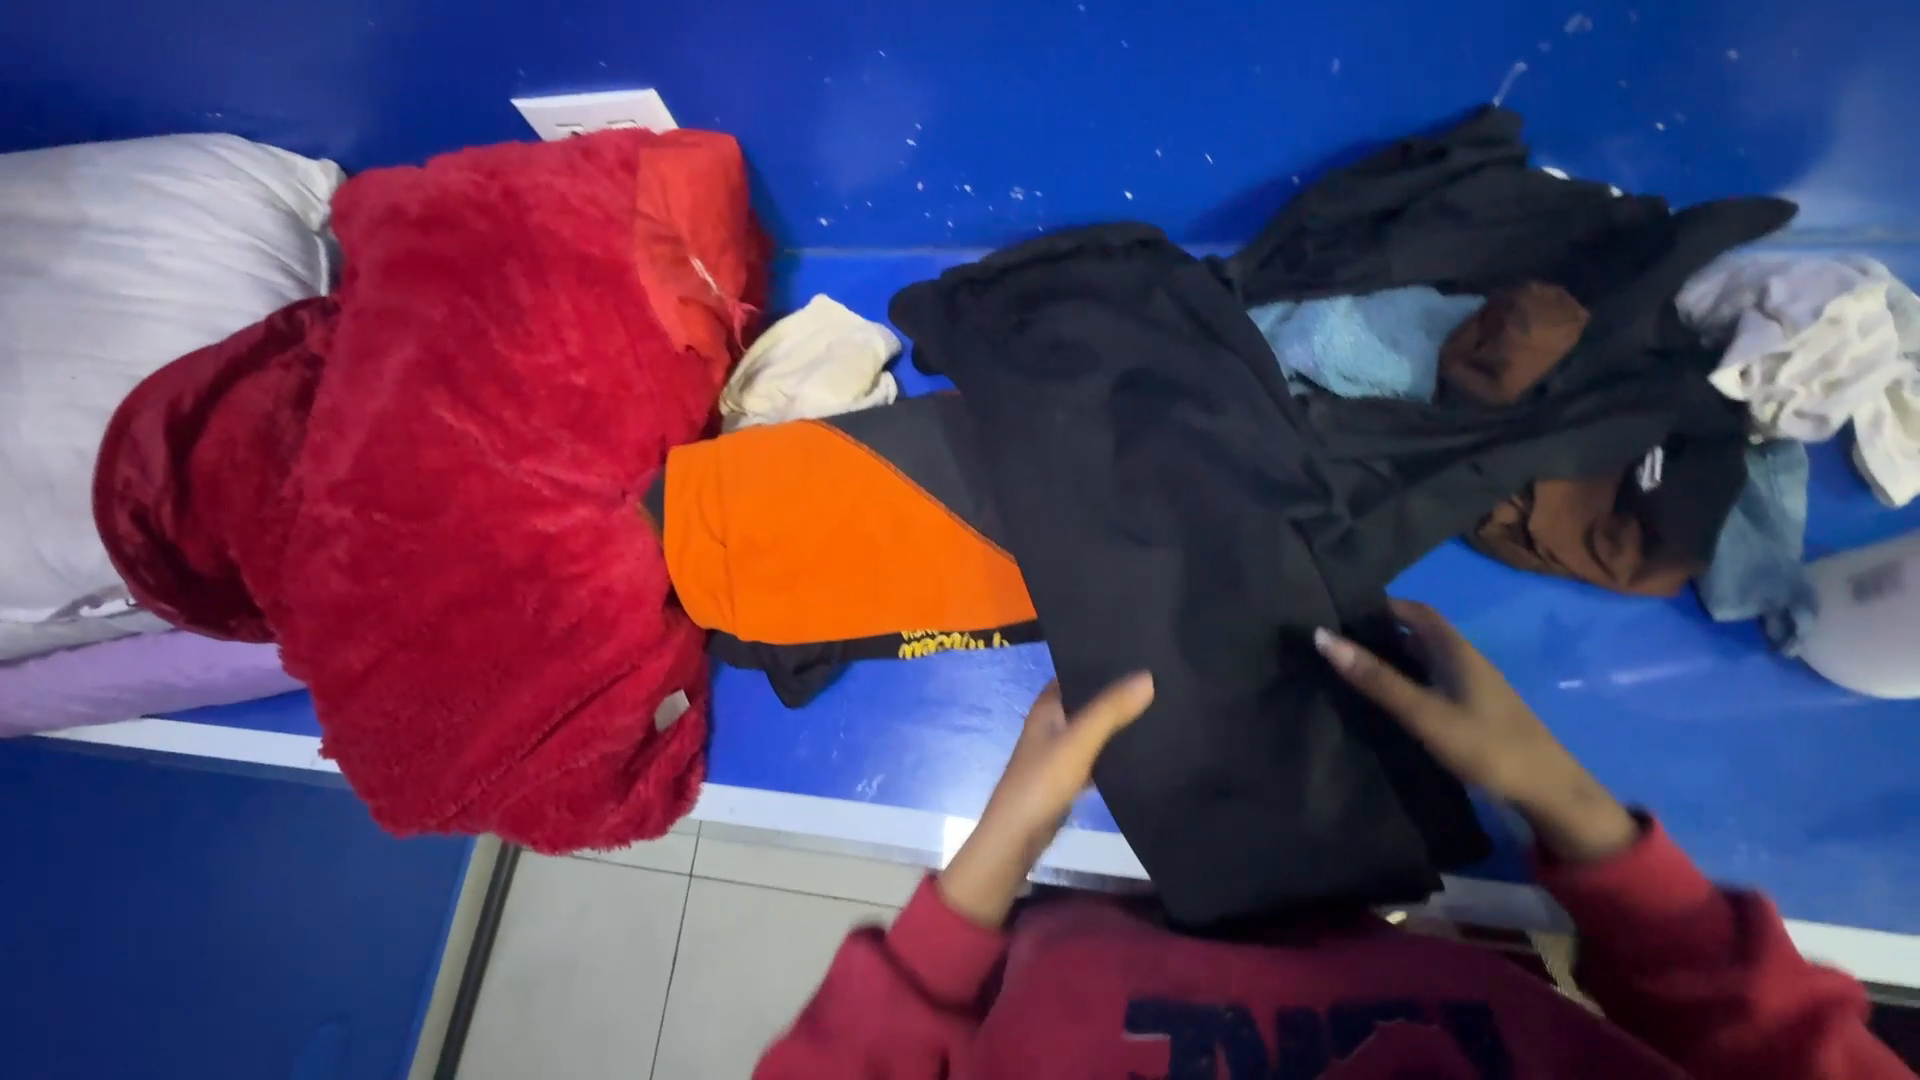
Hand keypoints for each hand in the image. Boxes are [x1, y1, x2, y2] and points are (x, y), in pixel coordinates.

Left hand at [939, 673, 1153, 927]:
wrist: (1017, 837)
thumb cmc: (1041, 781)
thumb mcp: (1078, 741)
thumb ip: (1110, 710)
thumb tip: (1146, 675)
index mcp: (1047, 704)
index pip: (1077, 670)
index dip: (1104, 661)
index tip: (1141, 651)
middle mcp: (1052, 722)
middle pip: (1089, 699)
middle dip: (1117, 691)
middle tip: (1161, 678)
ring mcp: (1060, 750)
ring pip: (1095, 727)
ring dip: (1118, 720)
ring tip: (1160, 706)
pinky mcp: (1069, 776)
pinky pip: (1097, 754)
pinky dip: (1115, 750)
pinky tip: (1143, 747)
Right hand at [1314, 600, 1636, 863]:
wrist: (1550, 795)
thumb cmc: (1487, 746)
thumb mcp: (1424, 712)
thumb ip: (1375, 678)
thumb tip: (1322, 636)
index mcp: (1457, 650)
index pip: (1416, 610)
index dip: (1382, 605)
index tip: (1341, 611)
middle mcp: (1465, 660)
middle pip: (1420, 632)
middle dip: (1381, 630)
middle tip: (1336, 639)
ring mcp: (1472, 686)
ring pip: (1425, 658)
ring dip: (1392, 656)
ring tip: (1350, 665)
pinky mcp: (1473, 710)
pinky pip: (1432, 680)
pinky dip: (1405, 678)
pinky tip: (1386, 696)